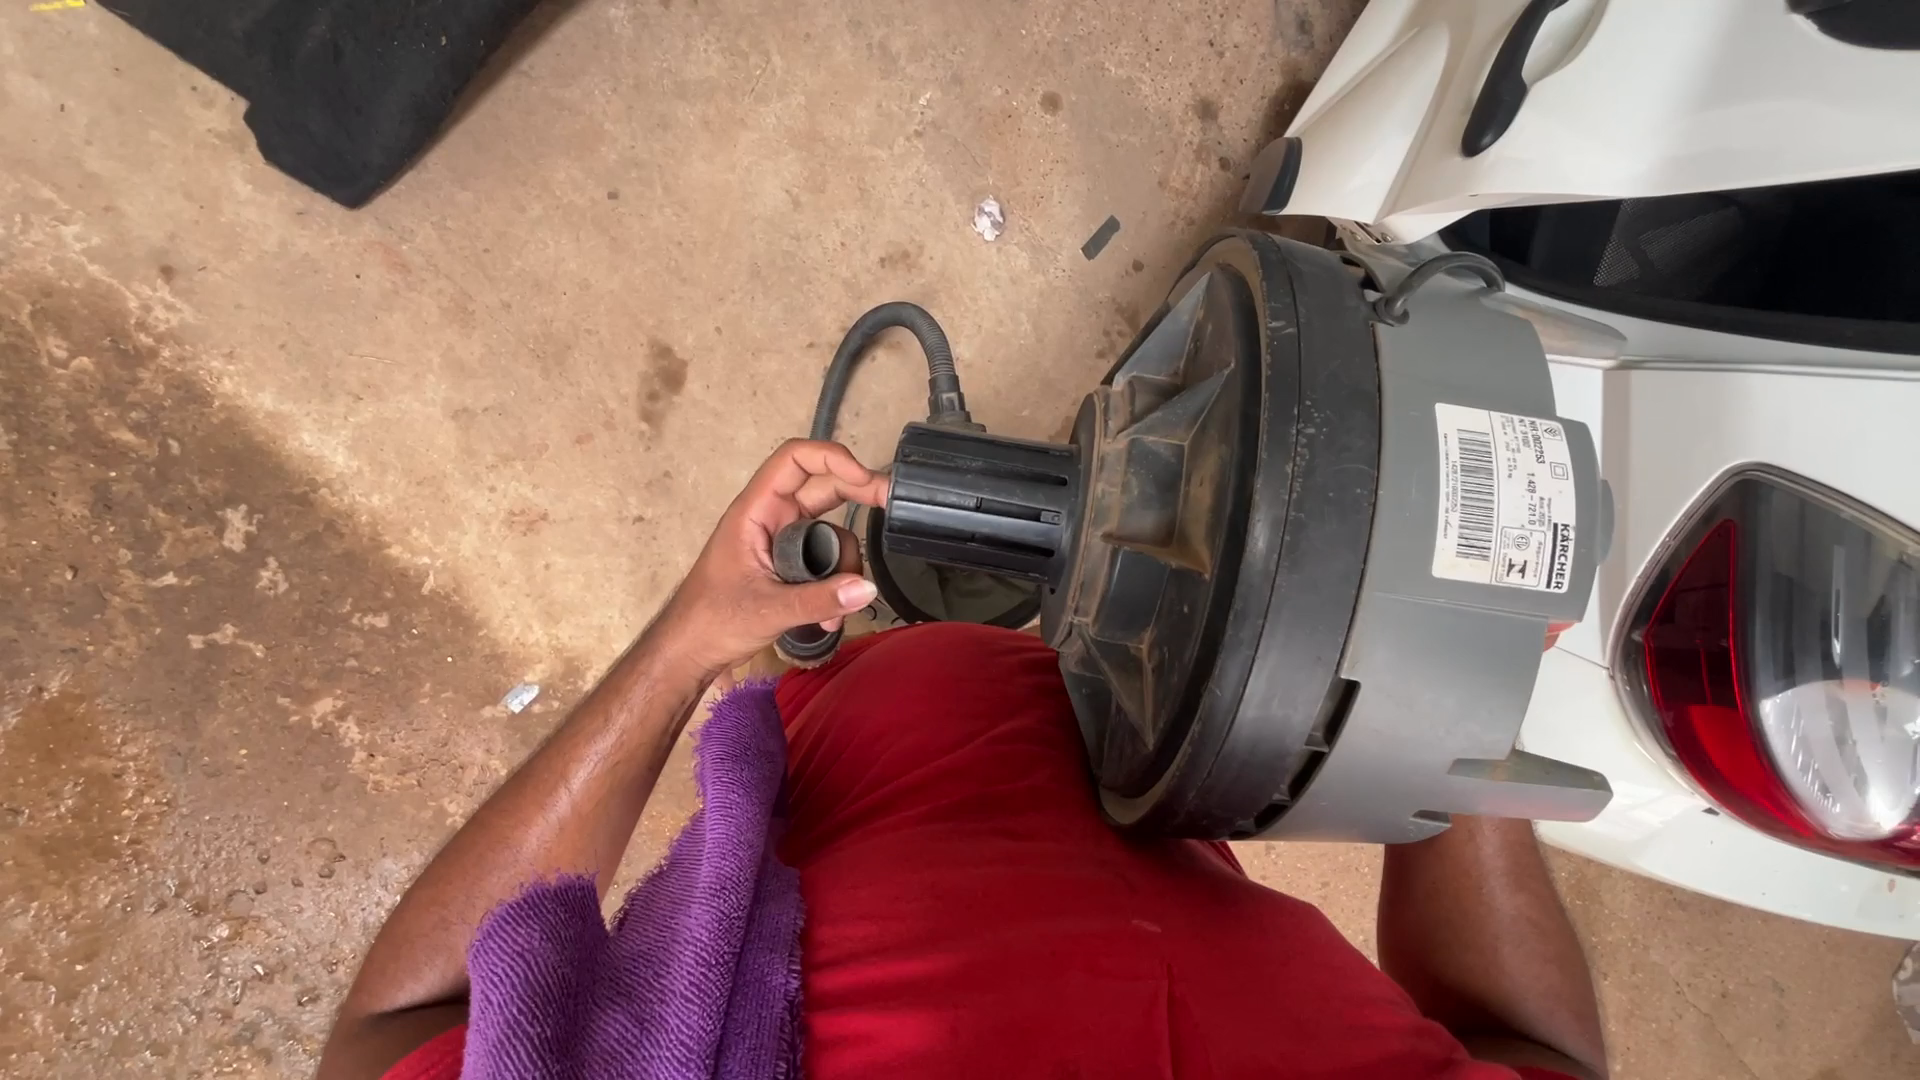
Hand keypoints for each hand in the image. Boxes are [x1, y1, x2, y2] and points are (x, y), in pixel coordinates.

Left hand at [652, 440, 886, 678]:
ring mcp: (783, 543)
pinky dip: (835, 587)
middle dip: (859, 496)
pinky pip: (826, 564)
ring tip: (838, 607)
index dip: (831, 458)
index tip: (865, 479)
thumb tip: (867, 589)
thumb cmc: (711, 621)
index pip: (794, 461)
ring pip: (831, 534)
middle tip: (891, 504)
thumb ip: (818, 600)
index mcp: (755, 511)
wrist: (689, 653)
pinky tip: (829, 619)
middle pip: (824, 490)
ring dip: (844, 567)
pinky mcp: (791, 566)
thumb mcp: (767, 609)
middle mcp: (772, 519)